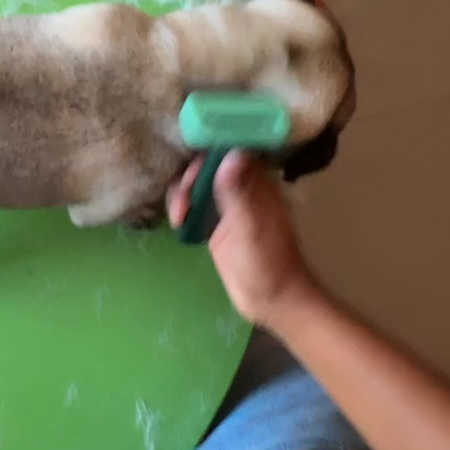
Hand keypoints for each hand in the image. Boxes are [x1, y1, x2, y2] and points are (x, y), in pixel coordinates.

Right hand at [167, 151, 317, 329]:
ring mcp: (228, 202)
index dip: (205, 150)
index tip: (188, 167)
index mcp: (258, 181)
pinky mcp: (216, 220)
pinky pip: (193, 201)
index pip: (229, 147)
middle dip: (188, 178)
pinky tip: (179, 223)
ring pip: (196, 181)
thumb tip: (231, 153)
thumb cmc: (267, 266)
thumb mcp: (250, 229)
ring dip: (181, 193)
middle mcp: (243, 185)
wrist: (271, 301)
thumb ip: (240, 192)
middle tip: (183, 205)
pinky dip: (181, 206)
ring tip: (179, 218)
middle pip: (206, 162)